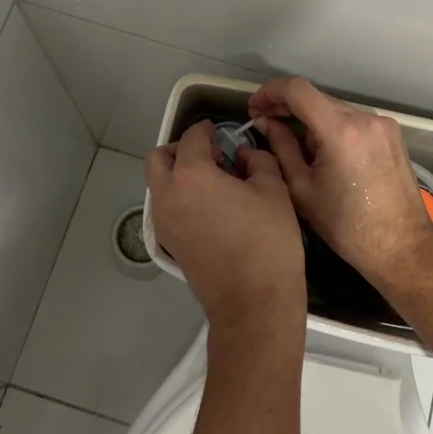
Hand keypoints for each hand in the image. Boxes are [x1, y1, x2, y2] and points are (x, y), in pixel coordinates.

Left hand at [146, 121, 305, 327]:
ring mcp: (163, 222)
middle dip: (182, 150)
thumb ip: (257, 161)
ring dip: (179, 175)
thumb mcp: (273, 190)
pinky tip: (211, 208)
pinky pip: (166, 208)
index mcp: (191, 175)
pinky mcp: (168, 244)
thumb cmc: (267, 241)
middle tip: (211, 157)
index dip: (208, 131)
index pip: (192, 138)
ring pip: (159, 184)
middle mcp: (167, 195)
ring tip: (214, 184)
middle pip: (160, 158)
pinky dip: (180, 198)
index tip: (222, 134)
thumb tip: (244, 155)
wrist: (253, 302)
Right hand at [249, 77, 432, 286]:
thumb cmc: (346, 225)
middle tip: (264, 122)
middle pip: (316, 97)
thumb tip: (265, 121)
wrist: (400, 244)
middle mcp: (364, 118)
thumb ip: (281, 147)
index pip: (298, 90)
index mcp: (340, 131)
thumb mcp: (302, 189)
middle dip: (287, 106)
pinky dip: (333, 126)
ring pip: (334, 107)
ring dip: (310, 118)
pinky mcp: (392, 133)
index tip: (255, 107)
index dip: (270, 92)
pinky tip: (325, 150)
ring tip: (296, 144)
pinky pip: (353, 119)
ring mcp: (382, 124)